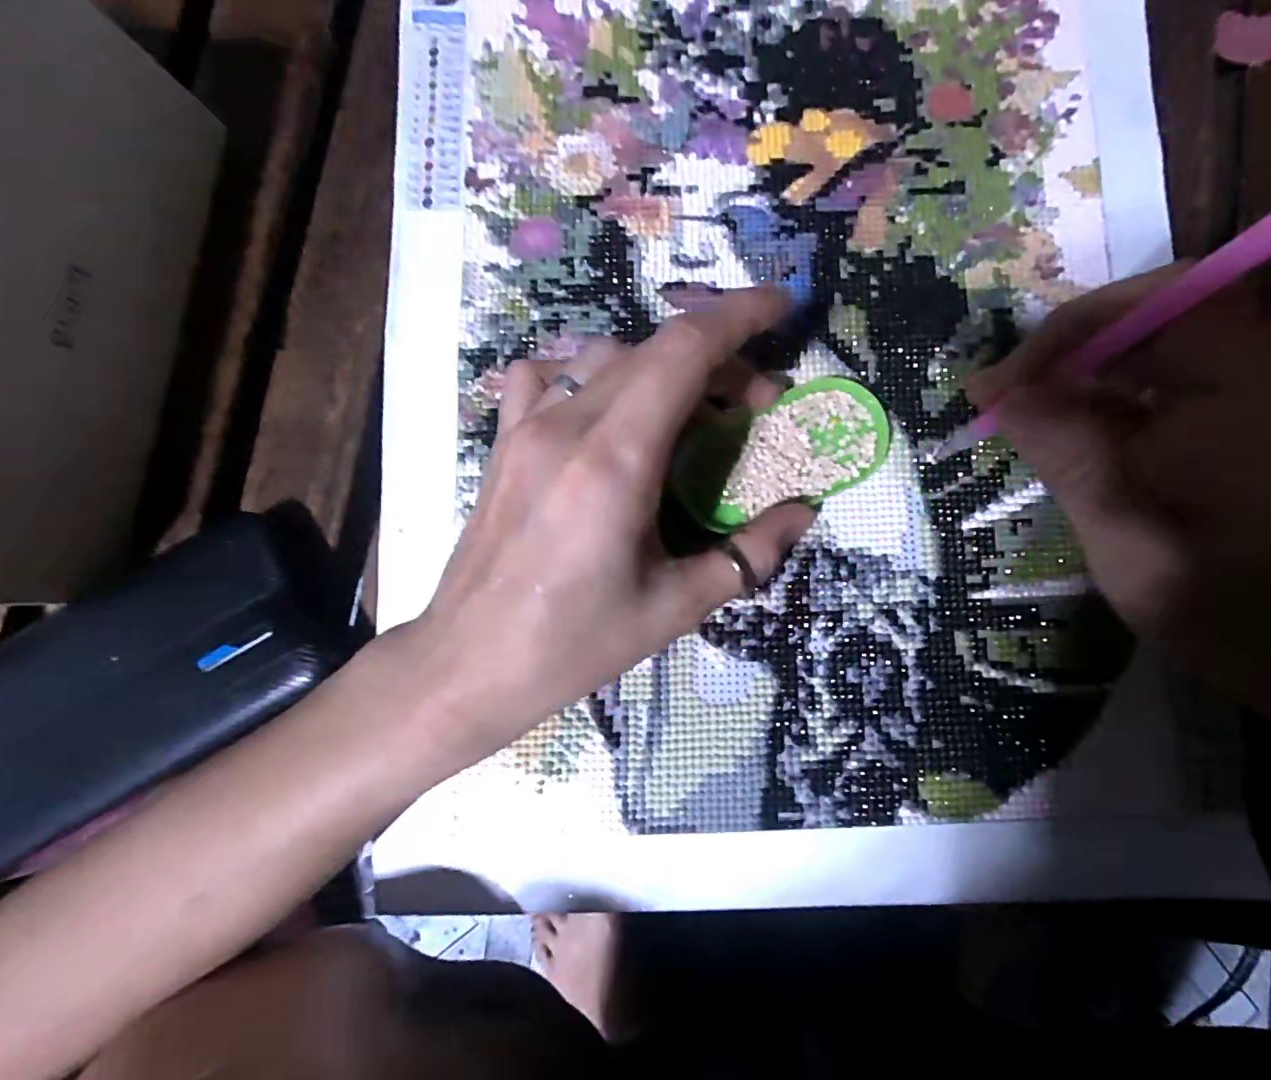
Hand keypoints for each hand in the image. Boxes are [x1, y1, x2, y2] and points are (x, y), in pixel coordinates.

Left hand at [398, 287, 815, 757]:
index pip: (684, 352)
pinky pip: (551, 374)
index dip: (738, 317)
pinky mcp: (505, 440)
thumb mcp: (676, 607)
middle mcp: (568, 425)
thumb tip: (803, 512)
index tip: (780, 306)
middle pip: (655, 349)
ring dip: (664, 365)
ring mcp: (527, 426)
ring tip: (696, 410)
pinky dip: (596, 374)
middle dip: (720, 358)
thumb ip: (749, 555)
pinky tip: (611, 411)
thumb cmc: (575, 644)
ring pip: (607, 355)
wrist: (468, 665)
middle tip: (758, 405)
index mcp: (615, 460)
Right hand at [967, 268, 1270, 710]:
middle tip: (1015, 388)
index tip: (1011, 375)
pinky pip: (1201, 369)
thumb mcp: (1117, 531)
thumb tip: (993, 388)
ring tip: (1040, 404)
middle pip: (1178, 311)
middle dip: (1083, 343)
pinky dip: (1136, 385)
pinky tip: (1091, 420)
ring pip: (1185, 336)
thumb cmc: (1208, 608)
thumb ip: (1062, 448)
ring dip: (1103, 364)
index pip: (1171, 303)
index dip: (1079, 325)